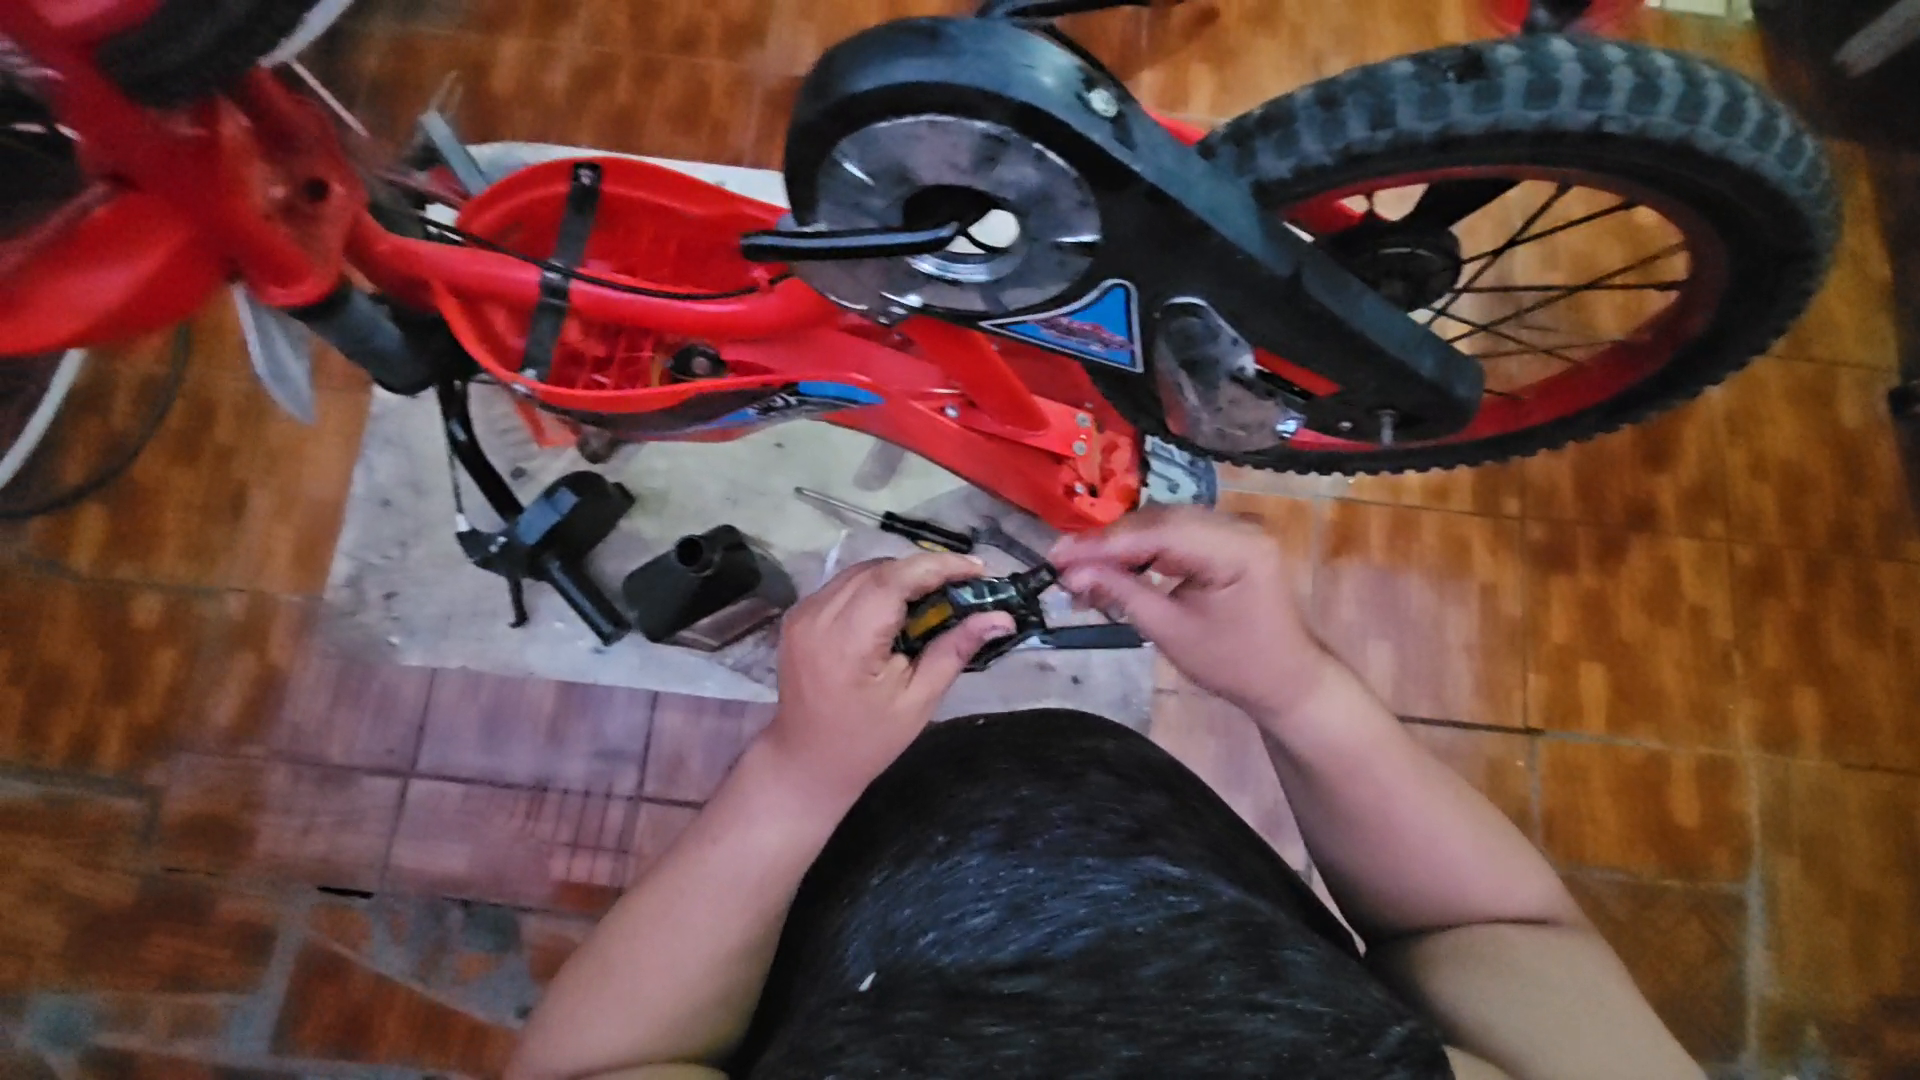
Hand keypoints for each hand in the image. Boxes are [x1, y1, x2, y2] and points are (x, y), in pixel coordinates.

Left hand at [766, 553, 1015, 796]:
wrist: (806, 760)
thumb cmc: (868, 740)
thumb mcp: (919, 700)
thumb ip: (955, 650)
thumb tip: (1001, 617)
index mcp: (846, 642)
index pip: (894, 579)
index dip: (938, 566)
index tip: (978, 570)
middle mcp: (817, 617)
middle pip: (879, 569)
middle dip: (925, 569)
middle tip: (965, 585)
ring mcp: (803, 613)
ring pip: (862, 571)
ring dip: (902, 575)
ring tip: (938, 594)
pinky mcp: (799, 614)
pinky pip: (846, 584)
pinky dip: (878, 586)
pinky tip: (900, 606)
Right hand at [1049, 505, 1331, 717]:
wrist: (1286, 680)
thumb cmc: (1233, 663)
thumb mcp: (1171, 631)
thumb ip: (1121, 593)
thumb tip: (1070, 574)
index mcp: (1237, 548)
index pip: (1158, 533)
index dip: (1103, 544)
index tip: (1057, 556)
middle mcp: (1237, 526)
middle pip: (1157, 521)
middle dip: (1106, 543)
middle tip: (1060, 562)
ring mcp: (1232, 530)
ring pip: (1160, 525)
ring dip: (1119, 546)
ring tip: (1078, 568)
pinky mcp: (1223, 540)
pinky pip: (1172, 535)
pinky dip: (1139, 550)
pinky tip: (1111, 565)